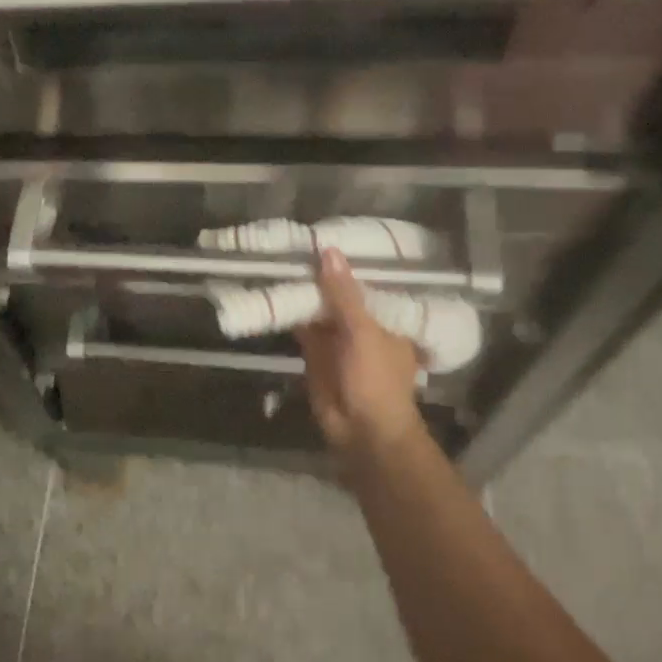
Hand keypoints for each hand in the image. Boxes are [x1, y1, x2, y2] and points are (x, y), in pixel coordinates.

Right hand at [295, 249, 426, 460]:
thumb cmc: (376, 380)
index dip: (352, 259)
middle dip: (322, 272)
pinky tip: (273, 289)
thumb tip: (329, 251)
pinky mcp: (315, 352)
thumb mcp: (363, 331)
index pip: (370, 279)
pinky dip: (289, 311)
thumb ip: (344, 294)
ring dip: (303, 289)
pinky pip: (302, 325)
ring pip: (319, 306)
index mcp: (388, 316)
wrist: (362, 431)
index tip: (331, 231)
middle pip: (340, 292)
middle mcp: (364, 323)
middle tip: (296, 237)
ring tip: (280, 255)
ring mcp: (338, 338)